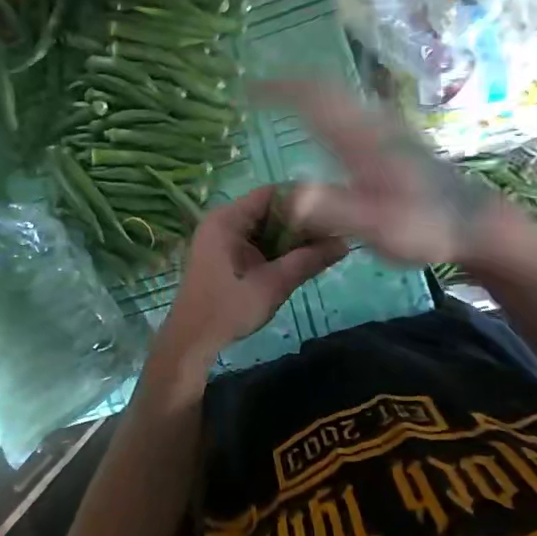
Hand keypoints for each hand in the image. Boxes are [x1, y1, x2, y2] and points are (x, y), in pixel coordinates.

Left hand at [157, 186, 347, 363]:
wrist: (192, 342)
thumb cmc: (228, 309)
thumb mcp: (273, 284)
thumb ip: (308, 260)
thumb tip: (344, 244)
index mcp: (227, 220)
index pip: (271, 193)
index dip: (303, 199)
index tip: (332, 211)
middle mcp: (223, 222)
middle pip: (270, 210)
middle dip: (302, 221)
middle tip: (335, 232)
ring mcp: (223, 239)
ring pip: (267, 228)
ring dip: (294, 237)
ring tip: (327, 245)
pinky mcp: (227, 256)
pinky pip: (259, 243)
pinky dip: (281, 249)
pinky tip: (304, 259)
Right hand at [257, 81, 506, 266]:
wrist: (473, 223)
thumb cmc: (427, 227)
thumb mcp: (380, 229)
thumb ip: (337, 212)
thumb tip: (293, 198)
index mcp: (364, 140)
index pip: (318, 101)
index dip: (282, 91)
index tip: (252, 87)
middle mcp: (374, 125)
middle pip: (329, 91)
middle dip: (292, 85)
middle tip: (261, 89)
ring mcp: (387, 131)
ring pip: (343, 99)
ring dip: (312, 93)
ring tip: (283, 100)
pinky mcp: (395, 142)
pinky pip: (353, 112)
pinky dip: (330, 108)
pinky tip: (325, 125)